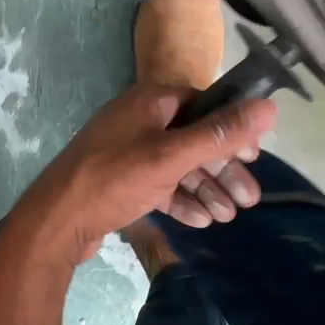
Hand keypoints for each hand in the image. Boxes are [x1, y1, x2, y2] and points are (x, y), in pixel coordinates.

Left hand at [3, 84, 277, 264]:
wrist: (55, 222)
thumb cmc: (114, 180)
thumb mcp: (171, 156)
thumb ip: (220, 134)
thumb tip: (269, 107)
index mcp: (149, 102)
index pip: (203, 103)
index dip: (231, 128)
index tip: (253, 157)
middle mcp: (138, 120)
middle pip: (193, 138)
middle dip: (222, 169)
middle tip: (249, 200)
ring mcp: (127, 151)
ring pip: (178, 165)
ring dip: (205, 188)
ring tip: (228, 216)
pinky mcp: (119, 180)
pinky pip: (159, 184)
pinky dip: (180, 199)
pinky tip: (201, 221)